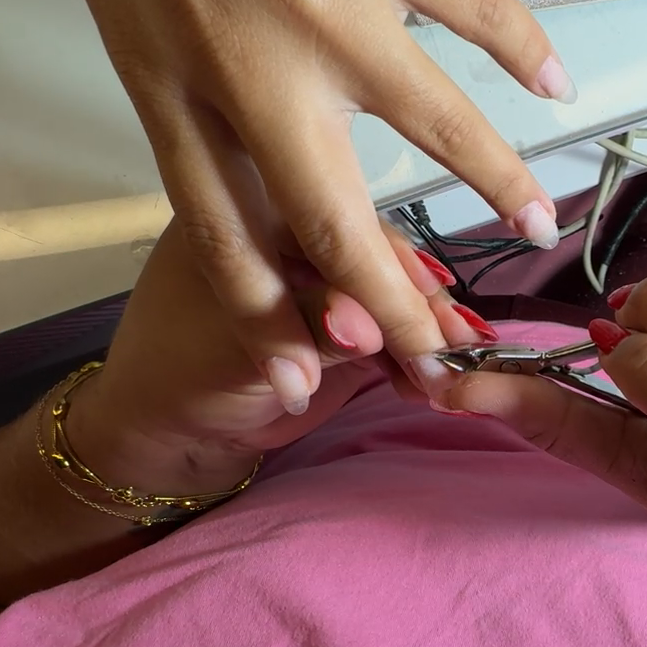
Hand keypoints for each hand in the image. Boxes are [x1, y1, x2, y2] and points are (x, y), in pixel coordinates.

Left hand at [59, 221, 491, 496]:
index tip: (431, 303)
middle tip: (462, 341)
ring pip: (395, 301)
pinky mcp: (352, 329)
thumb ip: (307, 328)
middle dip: (424, 303)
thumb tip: (369, 322)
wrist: (183, 427)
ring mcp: (331, 288)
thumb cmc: (185, 374)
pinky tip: (438, 378)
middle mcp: (302, 243)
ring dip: (428, 335)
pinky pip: (396, 336)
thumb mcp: (238, 346)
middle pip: (379, 262)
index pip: (339, 227)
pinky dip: (417, 358)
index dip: (392, 266)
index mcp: (259, 219)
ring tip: (456, 367)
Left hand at [62, 0, 570, 410]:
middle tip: (441, 354)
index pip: (238, 245)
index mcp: (178, 88)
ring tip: (539, 224)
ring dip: (498, 187)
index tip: (315, 384)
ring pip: (436, 125)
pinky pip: (474, 4)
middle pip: (339, 224)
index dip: (276, 329)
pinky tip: (555, 83)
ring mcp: (326, 0)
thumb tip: (282, 245)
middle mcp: (255, 61)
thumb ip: (206, 140)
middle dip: (394, 310)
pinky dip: (523, 48)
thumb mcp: (137, 43)